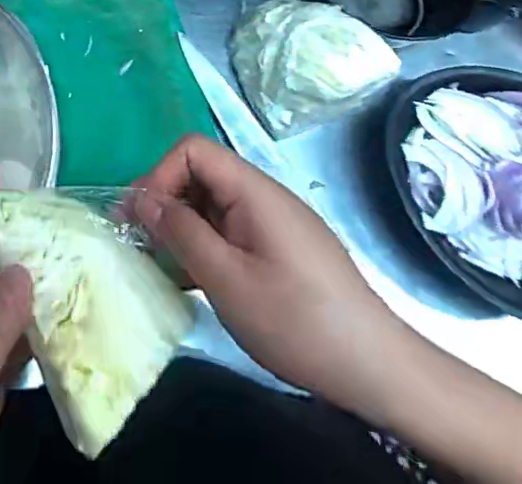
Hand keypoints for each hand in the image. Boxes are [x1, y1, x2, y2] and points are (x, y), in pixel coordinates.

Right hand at [132, 135, 410, 416]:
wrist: (379, 371)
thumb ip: (180, 233)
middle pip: (199, 174)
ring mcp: (272, 223)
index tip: (143, 218)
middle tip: (141, 243)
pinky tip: (194, 281)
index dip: (160, 175)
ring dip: (181, 228)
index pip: (193, 150)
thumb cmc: (298, 322)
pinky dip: (203, 246)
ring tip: (163, 266)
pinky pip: (228, 230)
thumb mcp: (227, 279)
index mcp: (254, 192)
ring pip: (210, 205)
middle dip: (165, 202)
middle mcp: (263, 197)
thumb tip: (142, 200)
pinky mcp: (278, 249)